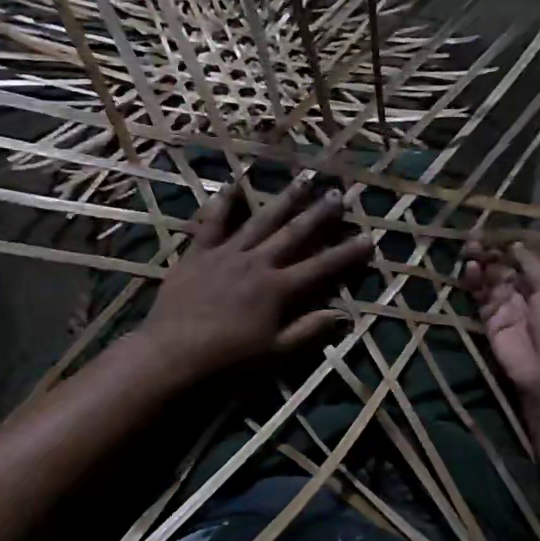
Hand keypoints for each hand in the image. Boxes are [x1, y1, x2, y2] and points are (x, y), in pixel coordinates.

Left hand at [135, 175, 372, 378]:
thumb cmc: (227, 359)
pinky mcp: (199, 253)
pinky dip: (223, 204)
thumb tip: (342, 315)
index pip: (321, 267)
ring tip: (304, 180)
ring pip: (262, 220)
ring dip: (285, 199)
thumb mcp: (274, 352)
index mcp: (278, 289)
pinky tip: (234, 185)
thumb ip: (308, 330)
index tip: (368, 238)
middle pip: (295, 233)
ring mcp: (227, 254)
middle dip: (320, 214)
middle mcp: (257, 262)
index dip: (347, 254)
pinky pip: (213, 223)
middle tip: (339, 194)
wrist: (171, 353)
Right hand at [461, 241, 539, 398]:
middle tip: (473, 241)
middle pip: (502, 270)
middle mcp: (524, 295)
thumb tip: (516, 246)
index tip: (491, 235)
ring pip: (488, 282)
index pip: (521, 262)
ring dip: (479, 267)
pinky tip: (469, 270)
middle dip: (489, 256)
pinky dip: (474, 284)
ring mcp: (506, 308)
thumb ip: (532, 266)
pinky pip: (480, 299)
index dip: (506, 249)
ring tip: (469, 252)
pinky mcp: (490, 322)